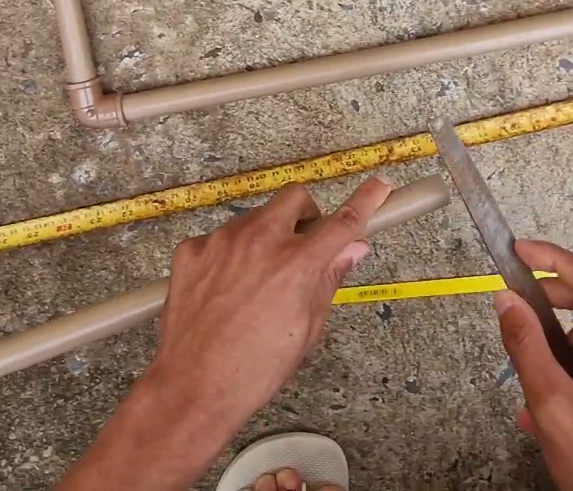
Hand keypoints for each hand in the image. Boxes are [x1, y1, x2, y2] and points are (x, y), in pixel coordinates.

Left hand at [58, 178, 391, 490]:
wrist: (194, 387)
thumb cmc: (255, 368)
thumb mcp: (306, 329)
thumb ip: (329, 280)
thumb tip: (352, 250)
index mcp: (296, 263)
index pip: (343, 221)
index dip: (366, 200)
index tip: (379, 185)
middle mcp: (260, 240)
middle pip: (294, 198)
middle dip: (305, 214)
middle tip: (303, 244)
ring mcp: (222, 240)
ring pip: (255, 218)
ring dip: (265, 237)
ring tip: (255, 283)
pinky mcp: (192, 248)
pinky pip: (219, 239)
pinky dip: (228, 256)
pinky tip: (224, 290)